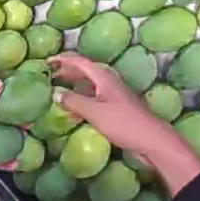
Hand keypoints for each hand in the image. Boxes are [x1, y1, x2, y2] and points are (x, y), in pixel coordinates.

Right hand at [49, 53, 199, 193]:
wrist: (153, 141)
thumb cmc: (123, 123)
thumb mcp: (94, 112)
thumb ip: (73, 101)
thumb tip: (54, 93)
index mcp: (103, 76)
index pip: (79, 61)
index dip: (61, 59)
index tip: (46, 63)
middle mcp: (108, 81)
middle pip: (84, 70)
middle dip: (65, 71)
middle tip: (48, 76)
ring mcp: (113, 94)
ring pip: (88, 84)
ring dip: (73, 85)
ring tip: (57, 90)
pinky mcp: (116, 107)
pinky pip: (93, 96)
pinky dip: (81, 98)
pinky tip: (74, 108)